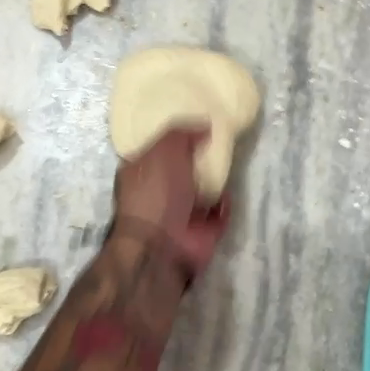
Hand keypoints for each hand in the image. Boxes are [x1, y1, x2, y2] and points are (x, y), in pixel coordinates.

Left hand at [112, 127, 230, 279]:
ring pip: (203, 191)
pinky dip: (223, 206)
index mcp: (141, 171)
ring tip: (228, 166)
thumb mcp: (164, 150)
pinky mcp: (201, 232)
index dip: (177, 136)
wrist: (163, 246)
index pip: (158, 148)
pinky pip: (218, 213)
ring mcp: (180, 214)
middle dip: (201, 159)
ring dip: (216, 182)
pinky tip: (225, 197)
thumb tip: (205, 124)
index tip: (198, 124)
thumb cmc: (156, 193)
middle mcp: (159, 192)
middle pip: (184, 169)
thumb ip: (183, 133)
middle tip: (220, 143)